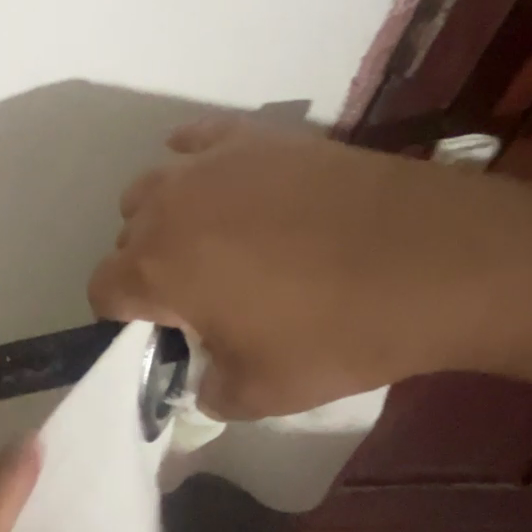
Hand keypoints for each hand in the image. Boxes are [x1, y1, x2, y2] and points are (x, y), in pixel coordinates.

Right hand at [89, 116, 482, 418]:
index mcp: (155, 268)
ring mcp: (206, 164)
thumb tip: (203, 384)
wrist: (428, 258)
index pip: (102, 289)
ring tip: (214, 237)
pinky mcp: (249, 137)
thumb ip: (215, 394)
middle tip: (202, 292)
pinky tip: (223, 180)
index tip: (164, 331)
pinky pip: (197, 141)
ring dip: (165, 215)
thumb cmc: (337, 331)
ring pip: (153, 186)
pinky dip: (195, 160)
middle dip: (149, 266)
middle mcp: (164, 207)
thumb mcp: (268, 392)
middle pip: (127, 236)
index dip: (124, 315)